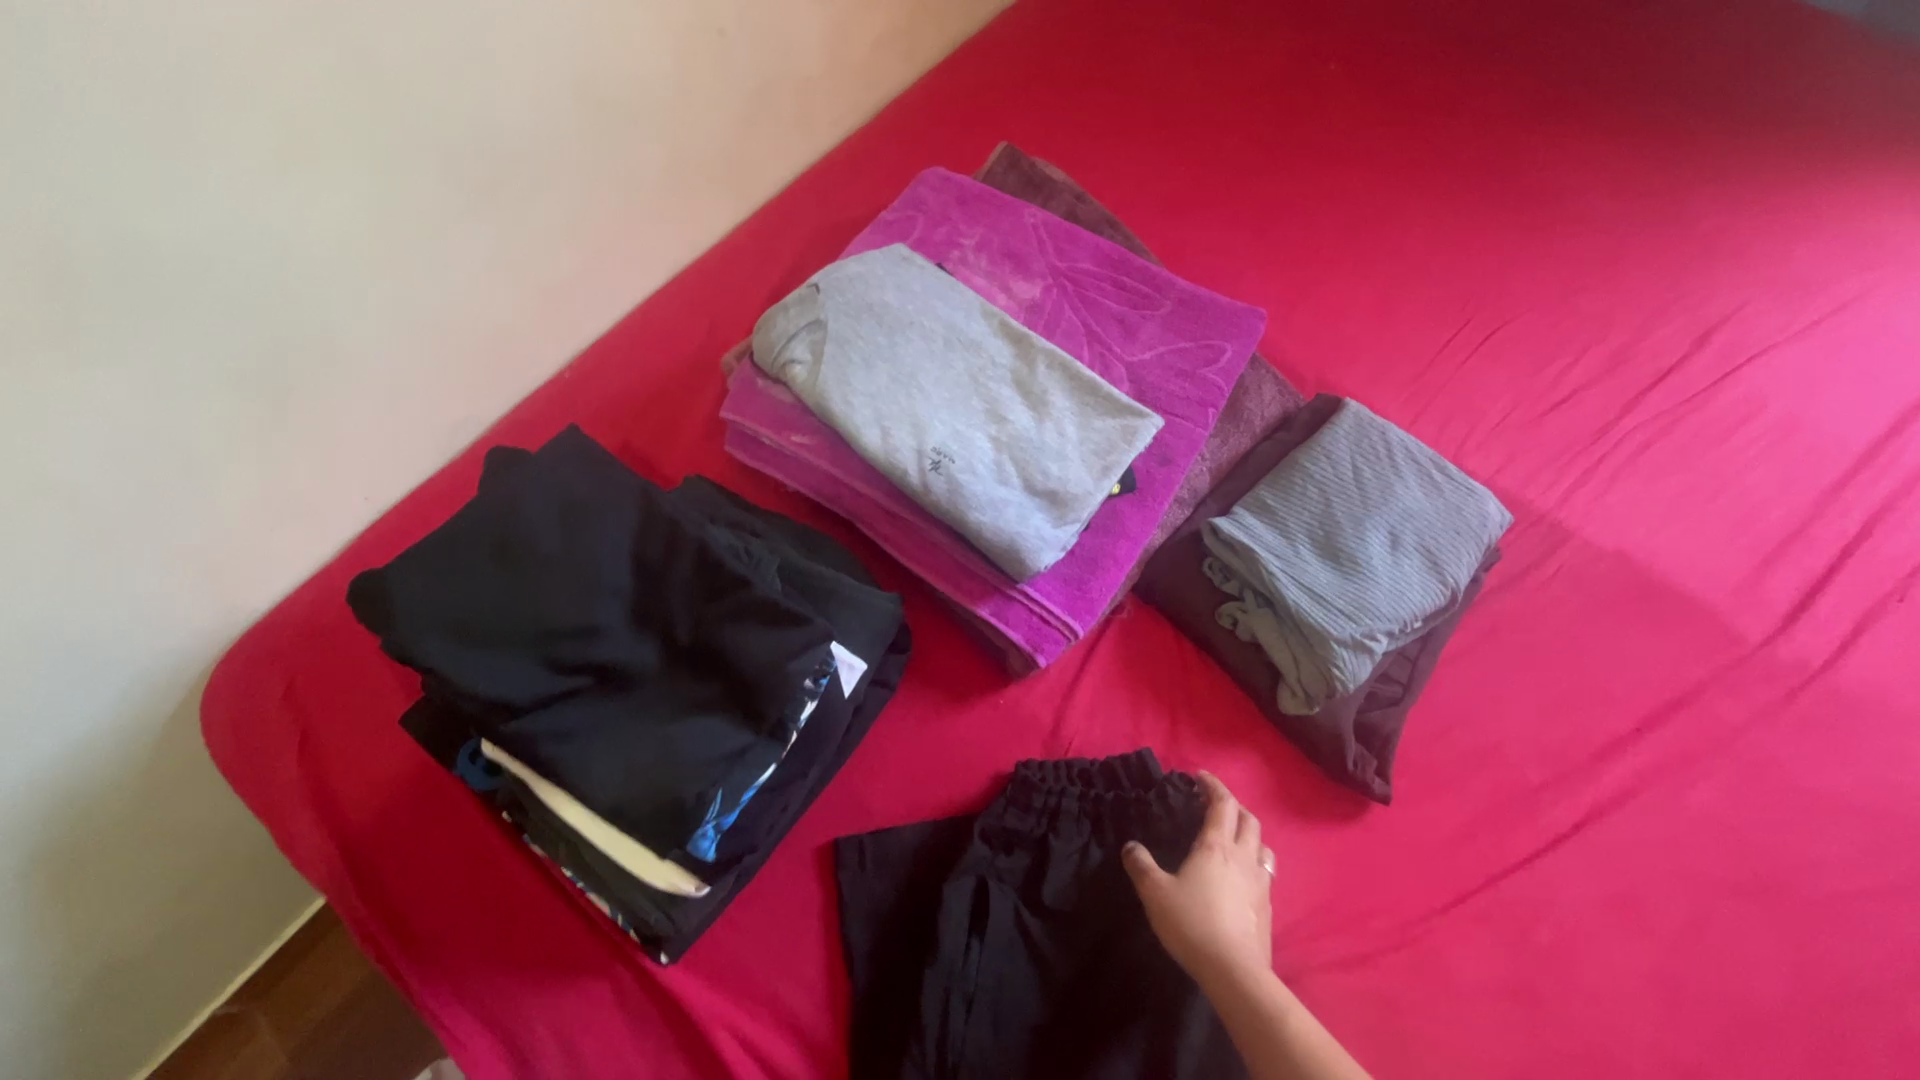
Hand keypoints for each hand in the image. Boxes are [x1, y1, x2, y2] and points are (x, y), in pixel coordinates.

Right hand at [1123, 771, 1274, 990]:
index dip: (1212, 786)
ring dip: (1250, 834)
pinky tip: (1242, 878)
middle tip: (1214, 807)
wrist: (1234, 971)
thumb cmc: (1192, 923)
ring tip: (1233, 839)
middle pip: (1248, 819)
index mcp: (1216, 846)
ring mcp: (1260, 882)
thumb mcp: (1155, 892)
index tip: (1199, 777)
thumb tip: (1131, 846)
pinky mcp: (1268, 907)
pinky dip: (1254, 863)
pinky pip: (1265, 873)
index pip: (1222, 803)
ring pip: (1263, 845)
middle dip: (1233, 806)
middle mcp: (1243, 857)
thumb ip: (1141, 865)